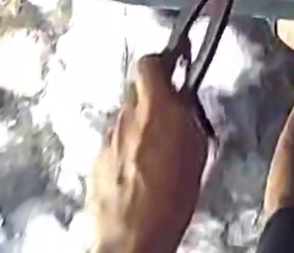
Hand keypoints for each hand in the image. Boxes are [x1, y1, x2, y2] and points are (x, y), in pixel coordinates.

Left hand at [90, 54, 208, 252]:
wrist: (131, 243)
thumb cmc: (171, 200)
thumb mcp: (197, 149)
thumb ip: (189, 116)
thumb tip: (185, 101)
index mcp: (156, 108)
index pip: (149, 62)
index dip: (162, 59)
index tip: (175, 61)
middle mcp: (127, 118)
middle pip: (136, 88)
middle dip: (152, 93)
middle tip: (169, 108)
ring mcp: (108, 141)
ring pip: (125, 116)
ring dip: (139, 122)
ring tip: (155, 147)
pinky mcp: (95, 164)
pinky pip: (114, 142)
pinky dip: (126, 147)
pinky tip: (138, 168)